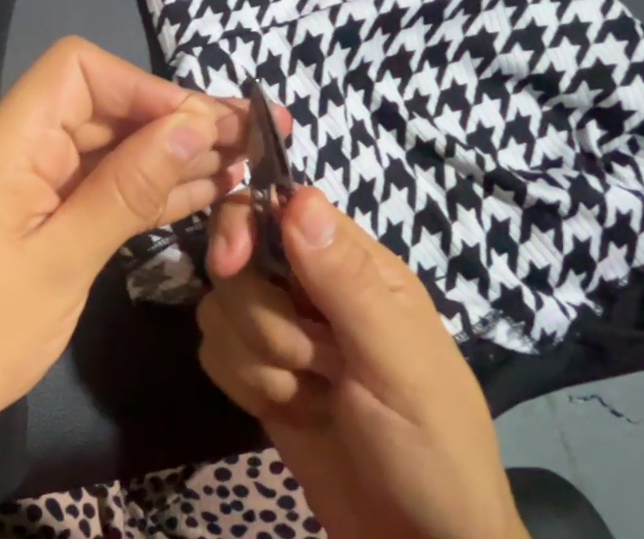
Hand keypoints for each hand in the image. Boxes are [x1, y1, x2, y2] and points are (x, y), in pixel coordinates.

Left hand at [0, 37, 254, 459]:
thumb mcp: (64, 260)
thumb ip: (129, 188)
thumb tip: (194, 126)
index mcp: (2, 138)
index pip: (79, 70)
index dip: (146, 87)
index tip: (206, 124)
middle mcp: (5, 138)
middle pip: (96, 104)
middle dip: (170, 121)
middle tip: (249, 144)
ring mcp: (14, 171)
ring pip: (99, 142)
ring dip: (162, 155)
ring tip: (239, 167)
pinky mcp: (24, 201)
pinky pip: (85, 178)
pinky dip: (134, 184)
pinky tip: (198, 192)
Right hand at [196, 185, 529, 538]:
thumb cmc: (431, 448)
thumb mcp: (398, 363)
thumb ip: (346, 280)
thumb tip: (298, 195)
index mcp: (356, 268)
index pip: (276, 208)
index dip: (242, 227)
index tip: (230, 264)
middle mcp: (310, 289)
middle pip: (235, 261)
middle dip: (261, 320)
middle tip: (314, 362)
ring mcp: (279, 331)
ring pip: (217, 308)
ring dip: (256, 361)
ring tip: (310, 394)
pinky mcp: (256, 373)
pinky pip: (212, 351)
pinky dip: (244, 384)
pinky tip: (287, 409)